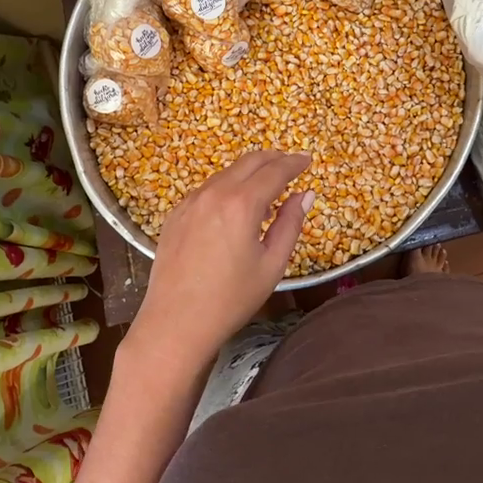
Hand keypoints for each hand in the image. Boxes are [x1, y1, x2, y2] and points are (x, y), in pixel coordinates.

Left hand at [122, 151, 311, 373]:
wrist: (174, 324)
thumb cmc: (230, 300)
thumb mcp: (271, 265)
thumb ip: (290, 224)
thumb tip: (305, 195)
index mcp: (241, 204)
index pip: (275, 171)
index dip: (294, 163)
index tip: (308, 160)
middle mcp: (214, 193)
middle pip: (249, 161)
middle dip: (273, 158)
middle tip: (291, 164)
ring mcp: (190, 201)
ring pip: (227, 173)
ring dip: (250, 172)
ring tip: (267, 189)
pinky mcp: (175, 214)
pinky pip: (208, 189)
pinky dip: (228, 187)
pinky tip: (235, 207)